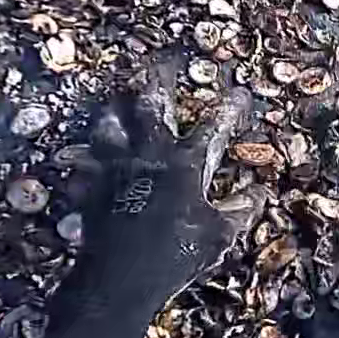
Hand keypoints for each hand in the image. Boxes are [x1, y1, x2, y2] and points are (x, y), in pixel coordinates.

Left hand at [40, 67, 265, 337]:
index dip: (230, 109)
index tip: (240, 92)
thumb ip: (240, 209)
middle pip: (154, 106)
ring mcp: (117, 167)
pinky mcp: (91, 185)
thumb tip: (259, 191)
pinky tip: (78, 153)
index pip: (214, 128)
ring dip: (113, 110)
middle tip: (162, 60)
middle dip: (160, 80)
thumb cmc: (177, 254)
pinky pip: (83, 162)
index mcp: (186, 164)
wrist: (120, 277)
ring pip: (110, 125)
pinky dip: (82, 155)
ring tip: (112, 98)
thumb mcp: (220, 235)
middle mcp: (150, 155)